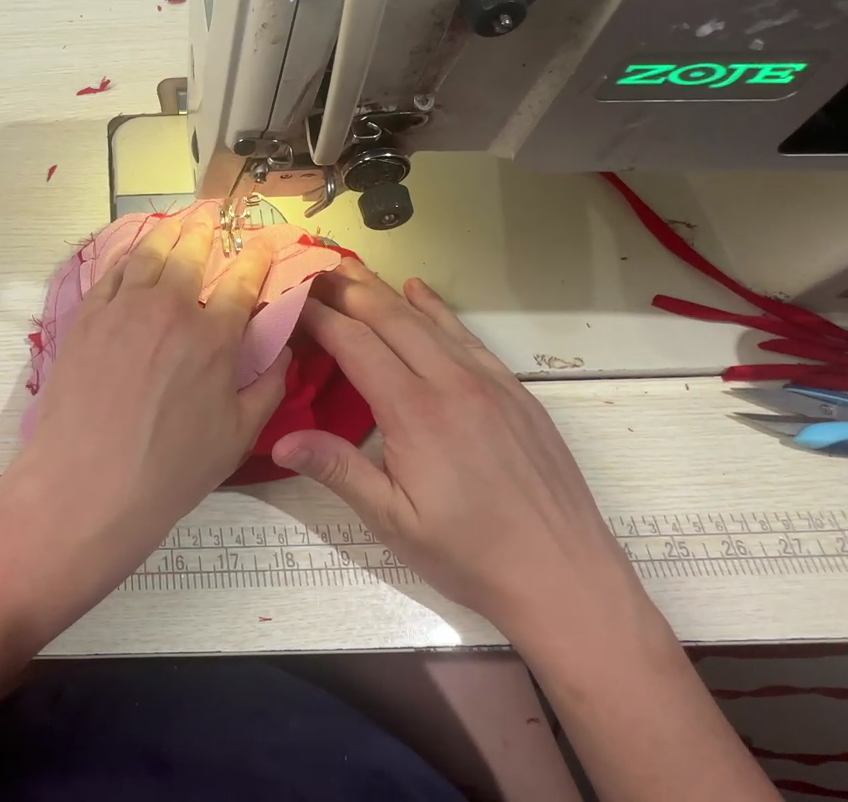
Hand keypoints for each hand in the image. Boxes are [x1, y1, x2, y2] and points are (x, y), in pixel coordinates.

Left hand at [0, 206, 290, 569]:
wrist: (87, 483)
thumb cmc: (169, 469)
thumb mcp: (237, 437)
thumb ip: (266, 388)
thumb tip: (284, 354)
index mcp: (212, 337)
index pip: (243, 282)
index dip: (257, 257)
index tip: (265, 241)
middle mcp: (168, 309)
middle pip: (191, 254)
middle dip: (208, 231)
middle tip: (214, 215)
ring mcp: (121, 309)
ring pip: (147, 255)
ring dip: (166, 233)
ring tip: (176, 222)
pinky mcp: (86, 319)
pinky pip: (108, 274)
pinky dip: (125, 257)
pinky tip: (131, 254)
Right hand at [270, 259, 643, 645]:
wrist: (567, 578)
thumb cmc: (470, 555)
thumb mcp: (393, 521)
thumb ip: (338, 470)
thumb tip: (280, 438)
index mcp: (415, 412)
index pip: (356, 344)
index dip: (319, 317)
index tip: (290, 298)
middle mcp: (453, 383)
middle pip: (391, 318)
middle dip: (348, 290)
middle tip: (313, 269)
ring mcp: (491, 384)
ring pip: (429, 320)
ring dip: (387, 291)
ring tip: (352, 270)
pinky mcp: (516, 393)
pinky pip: (468, 336)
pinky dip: (437, 309)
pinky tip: (420, 292)